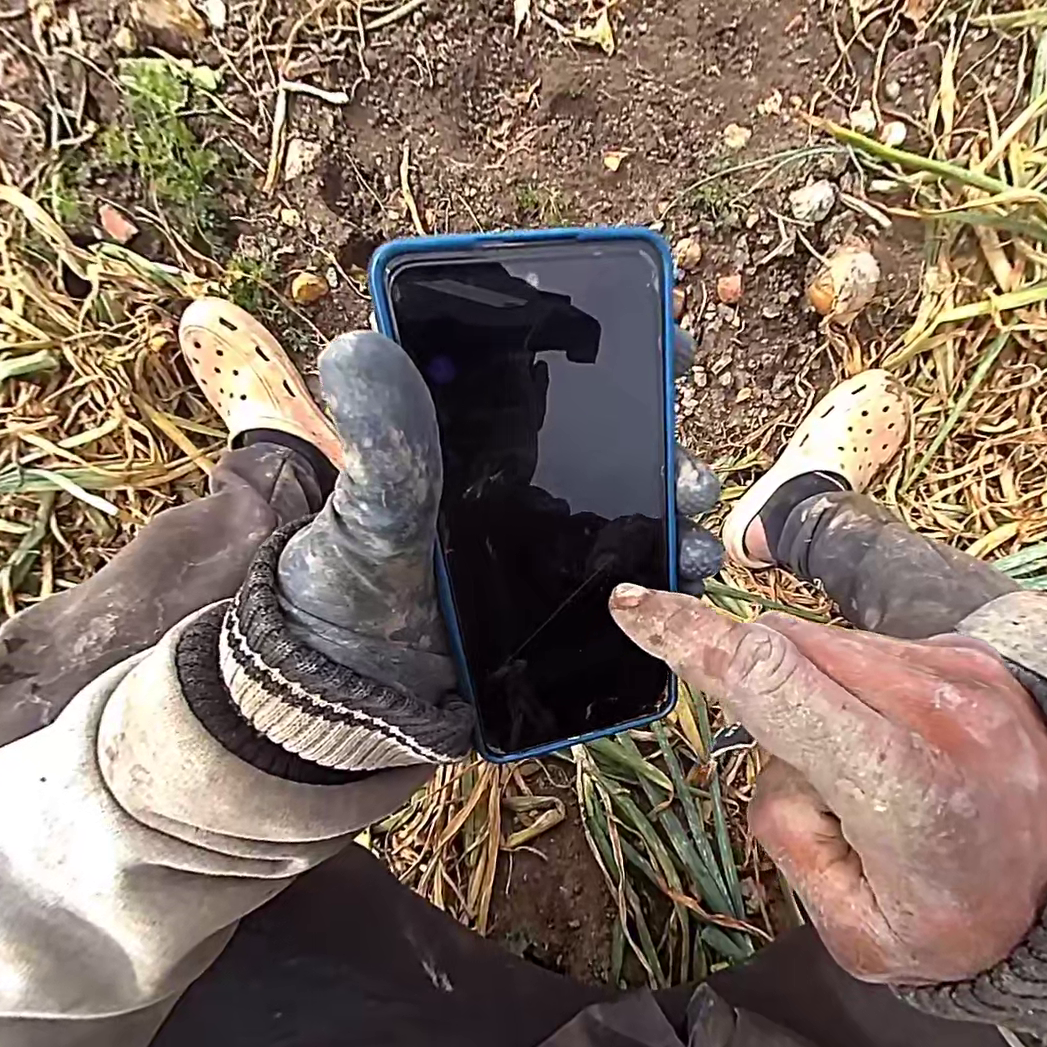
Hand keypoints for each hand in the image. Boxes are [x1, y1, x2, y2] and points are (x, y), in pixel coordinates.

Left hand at [276, 331, 722, 711]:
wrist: (362, 701)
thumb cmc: (351, 598)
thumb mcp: (365, 517)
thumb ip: (382, 445)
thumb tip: (360, 346)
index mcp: (488, 454)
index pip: (560, 390)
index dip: (620, 363)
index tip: (668, 345)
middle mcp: (533, 494)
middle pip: (619, 457)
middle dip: (669, 454)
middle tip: (689, 473)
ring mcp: (556, 551)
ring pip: (637, 519)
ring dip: (679, 521)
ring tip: (695, 541)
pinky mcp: (571, 606)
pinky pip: (632, 584)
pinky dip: (666, 578)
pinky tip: (683, 580)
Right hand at [609, 586, 1046, 983]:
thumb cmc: (965, 916)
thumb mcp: (858, 929)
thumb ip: (785, 829)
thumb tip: (773, 746)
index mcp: (900, 780)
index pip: (768, 676)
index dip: (688, 634)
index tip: (631, 608)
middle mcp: (931, 700)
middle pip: (781, 643)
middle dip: (753, 684)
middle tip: (809, 769)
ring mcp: (954, 664)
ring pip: (814, 640)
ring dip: (802, 689)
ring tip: (858, 763)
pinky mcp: (961, 648)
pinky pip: (856, 645)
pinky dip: (841, 683)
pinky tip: (886, 737)